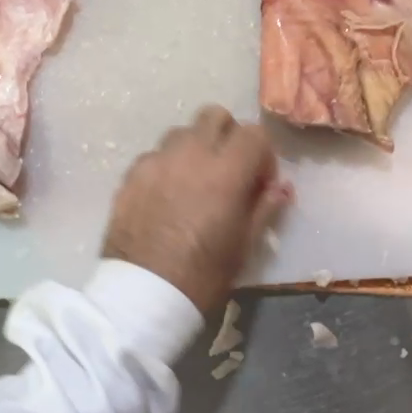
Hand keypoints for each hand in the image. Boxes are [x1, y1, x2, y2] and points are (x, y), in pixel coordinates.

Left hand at [102, 106, 290, 314]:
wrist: (142, 296)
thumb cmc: (202, 276)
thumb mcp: (243, 246)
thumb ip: (265, 208)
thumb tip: (282, 187)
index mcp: (226, 172)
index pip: (254, 133)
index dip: (262, 155)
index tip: (259, 182)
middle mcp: (190, 155)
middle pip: (215, 116)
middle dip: (228, 137)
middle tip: (228, 172)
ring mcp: (156, 161)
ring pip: (182, 132)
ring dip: (195, 148)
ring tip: (194, 183)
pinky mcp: (130, 174)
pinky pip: (154, 155)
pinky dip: (167, 166)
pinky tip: (166, 197)